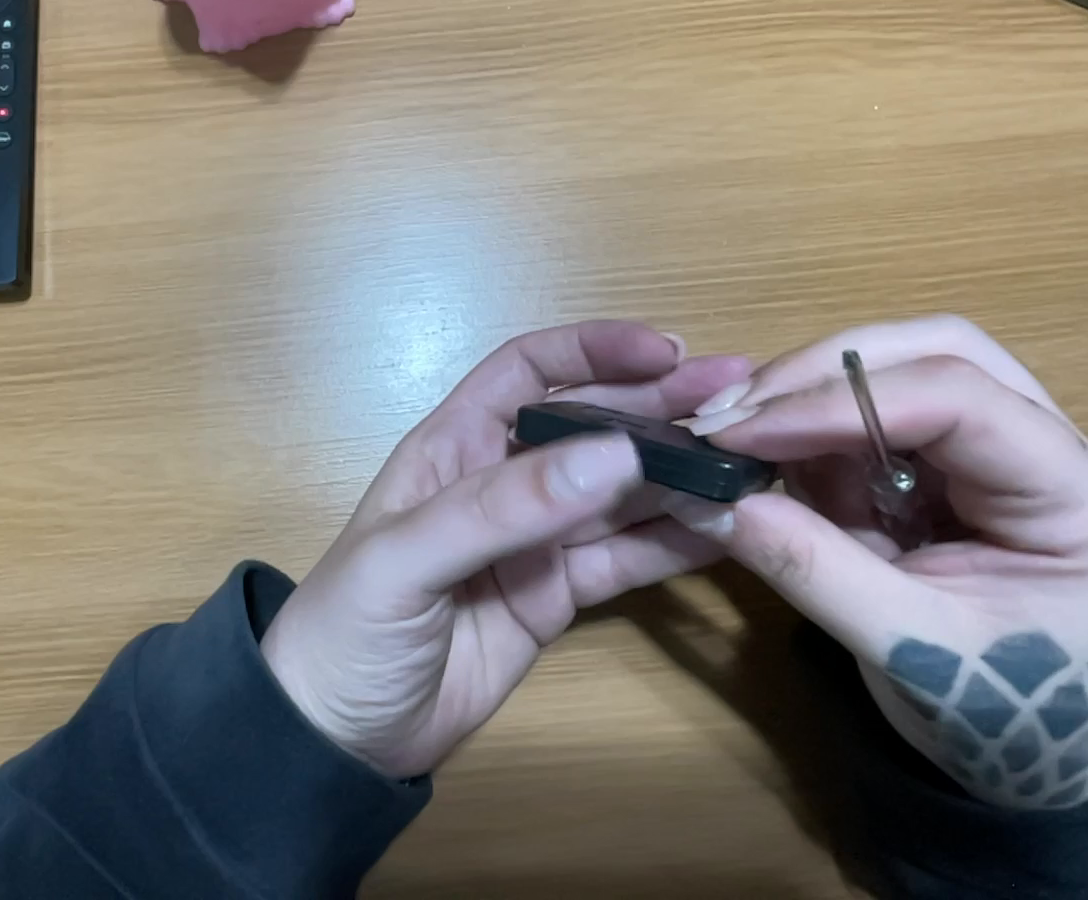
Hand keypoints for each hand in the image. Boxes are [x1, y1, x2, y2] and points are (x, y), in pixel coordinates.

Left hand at [262, 321, 751, 778]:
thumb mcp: (407, 558)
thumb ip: (504, 507)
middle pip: (588, 425)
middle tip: (737, 402)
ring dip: (678, 476)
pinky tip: (726, 530)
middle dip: (656, 408)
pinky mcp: (556, 596)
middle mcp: (500, 479)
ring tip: (750, 466)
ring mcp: (533, 540)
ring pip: (618, 493)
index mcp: (452, 445)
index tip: (666, 351)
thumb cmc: (348, 627)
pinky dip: (672, 544)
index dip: (592, 351)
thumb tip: (615, 455)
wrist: (338, 736)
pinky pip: (623, 559)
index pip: (527, 371)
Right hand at [667, 316, 1087, 808]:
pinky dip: (799, 429)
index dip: (836, 402)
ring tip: (731, 438)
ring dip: (802, 394)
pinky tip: (759, 459)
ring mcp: (986, 450)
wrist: (1037, 753)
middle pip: (935, 351)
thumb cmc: (1002, 713)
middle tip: (732, 415)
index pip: (959, 399)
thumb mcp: (908, 650)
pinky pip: (860, 416)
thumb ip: (813, 570)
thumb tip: (709, 499)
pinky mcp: (934, 464)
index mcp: (1078, 497)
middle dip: (820, 373)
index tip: (737, 432)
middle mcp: (1042, 449)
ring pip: (894, 368)